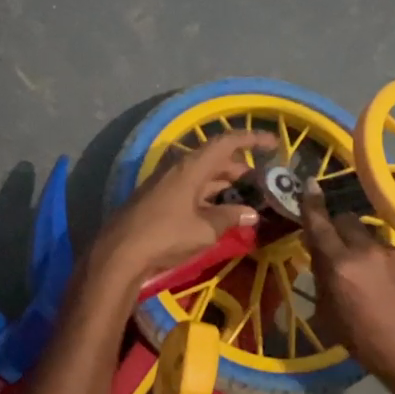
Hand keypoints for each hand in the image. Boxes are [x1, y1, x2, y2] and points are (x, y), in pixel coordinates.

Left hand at [92, 131, 275, 282]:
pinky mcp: (158, 199)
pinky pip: (191, 189)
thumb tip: (251, 213)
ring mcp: (165, 183)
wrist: (120, 253)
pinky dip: (209, 196)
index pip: (226, 143)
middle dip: (240, 169)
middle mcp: (178, 168)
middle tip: (261, 184)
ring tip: (246, 200)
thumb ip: (230, 218)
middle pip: (215, 159)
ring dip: (224, 184)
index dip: (252, 140)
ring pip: (202, 176)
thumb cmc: (166, 235)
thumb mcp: (205, 229)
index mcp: (191, 166)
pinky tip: (219, 213)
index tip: (274, 144)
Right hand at [298, 180, 394, 385]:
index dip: (311, 204)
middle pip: (345, 220)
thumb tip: (320, 261)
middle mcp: (365, 250)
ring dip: (359, 242)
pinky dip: (379, 256)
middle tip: (333, 244)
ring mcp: (392, 252)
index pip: (319, 225)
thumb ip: (322, 281)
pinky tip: (384, 279)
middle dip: (335, 227)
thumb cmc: (367, 342)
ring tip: (362, 266)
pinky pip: (387, 248)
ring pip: (368, 233)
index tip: (308, 185)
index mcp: (340, 265)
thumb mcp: (330, 317)